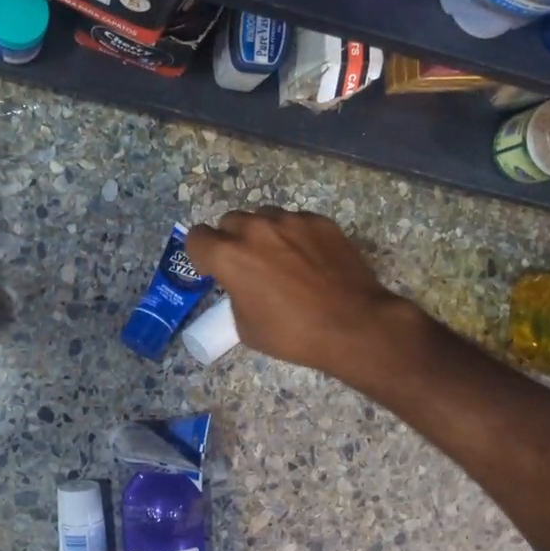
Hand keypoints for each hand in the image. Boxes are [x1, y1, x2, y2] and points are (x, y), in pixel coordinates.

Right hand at [187, 208, 421, 377]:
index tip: (213, 268)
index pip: (196, 237)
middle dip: (232, 240)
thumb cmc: (293, 334)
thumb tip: (244, 285)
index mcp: (229, 256)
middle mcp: (255, 229)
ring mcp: (290, 221)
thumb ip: (235, 295)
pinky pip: (295, 221)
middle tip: (248, 265)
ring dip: (263, 234)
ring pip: (263, 216)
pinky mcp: (319, 221)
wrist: (353, 324)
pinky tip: (309, 260)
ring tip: (281, 259)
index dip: (201, 254)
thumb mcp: (246, 326)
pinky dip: (294, 236)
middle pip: (229, 221)